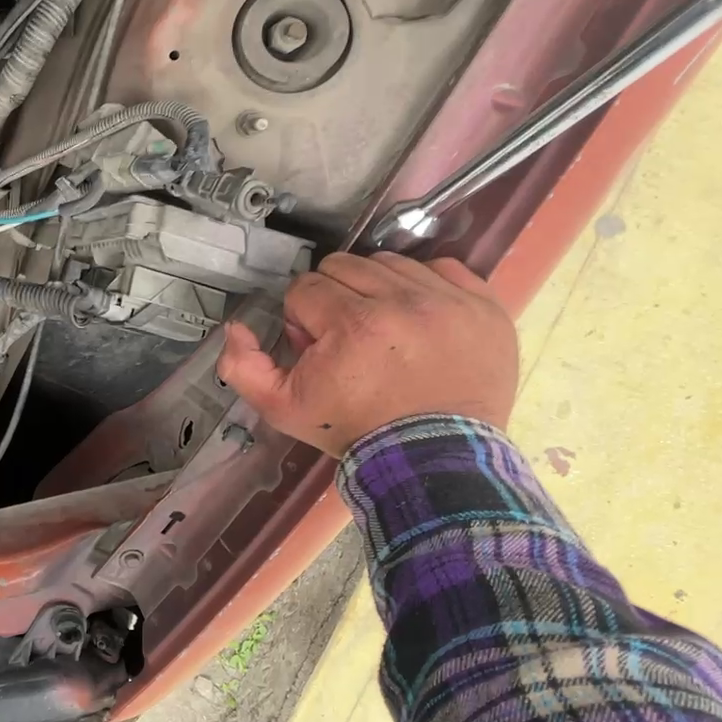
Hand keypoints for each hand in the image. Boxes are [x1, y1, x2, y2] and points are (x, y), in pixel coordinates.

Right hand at [216, 252, 518, 456]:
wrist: (434, 458)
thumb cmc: (355, 429)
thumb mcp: (281, 408)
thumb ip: (242, 366)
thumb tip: (236, 327)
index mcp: (352, 323)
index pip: (305, 287)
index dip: (302, 317)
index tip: (316, 346)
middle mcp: (403, 302)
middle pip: (344, 266)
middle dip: (334, 297)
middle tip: (344, 336)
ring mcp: (449, 302)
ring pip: (389, 262)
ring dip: (376, 289)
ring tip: (381, 327)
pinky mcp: (485, 308)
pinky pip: (444, 267)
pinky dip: (424, 285)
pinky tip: (417, 316)